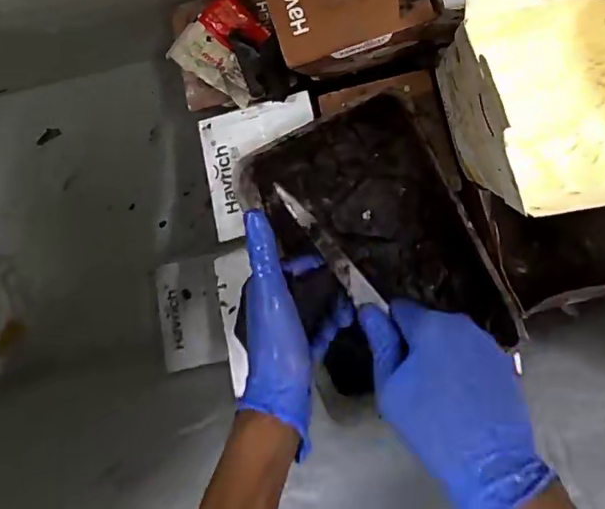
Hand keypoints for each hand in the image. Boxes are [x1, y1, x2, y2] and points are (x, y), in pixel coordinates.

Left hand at [238, 209, 351, 457]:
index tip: (331, 260)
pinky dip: (333, 321)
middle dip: (325, 281)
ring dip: (332, 302)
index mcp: (260, 290)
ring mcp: (287, 330)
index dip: (307, 261)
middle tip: (350, 281)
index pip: (286, 265)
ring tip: (352, 303)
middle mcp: (271, 307)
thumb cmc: (275, 337)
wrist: (283, 392)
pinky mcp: (303, 349)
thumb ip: (263, 252)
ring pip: (313, 306)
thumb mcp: (270, 288)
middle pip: (302, 285)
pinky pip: (321, 327)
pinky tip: (349, 320)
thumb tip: (252, 212)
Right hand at [359, 300, 553, 508]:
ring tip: (441, 393)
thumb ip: (380, 343)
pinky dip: (464, 367)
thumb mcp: (390, 388)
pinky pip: (472, 354)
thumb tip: (368, 309)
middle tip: (414, 382)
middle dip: (417, 342)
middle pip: (426, 322)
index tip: (393, 361)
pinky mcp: (504, 364)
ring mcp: (485, 342)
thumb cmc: (432, 425)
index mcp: (429, 323)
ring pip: (450, 338)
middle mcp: (459, 322)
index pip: (398, 307)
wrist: (493, 466)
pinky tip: (464, 399)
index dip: (391, 331)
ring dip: (441, 354)